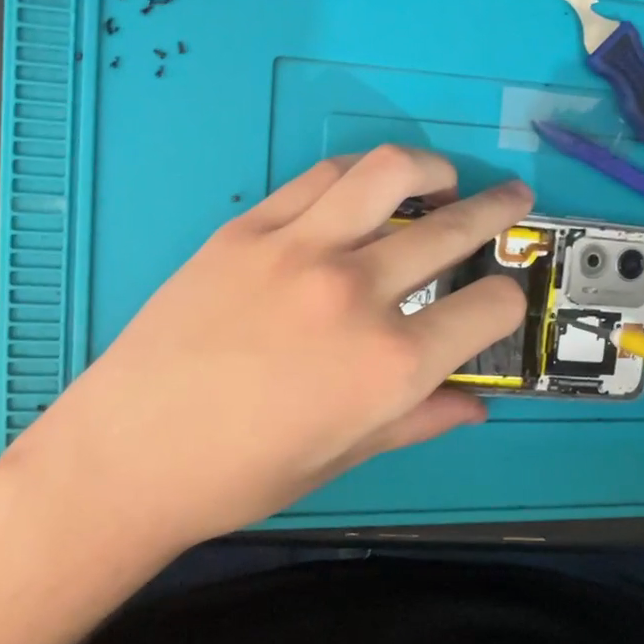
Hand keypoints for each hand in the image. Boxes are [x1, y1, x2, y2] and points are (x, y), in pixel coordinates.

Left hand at [12, 146, 532, 551]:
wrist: (129, 452)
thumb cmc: (241, 475)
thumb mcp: (344, 457)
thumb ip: (419, 420)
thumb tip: (475, 404)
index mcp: (391, 365)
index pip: (490, 307)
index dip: (510, 300)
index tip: (503, 298)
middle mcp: (357, 293)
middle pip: (456, 227)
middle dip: (500, 211)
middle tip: (514, 199)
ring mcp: (300, 249)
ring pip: (389, 172)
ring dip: (432, 167)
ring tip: (442, 178)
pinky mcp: (248, 228)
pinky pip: (320, 178)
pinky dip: (359, 174)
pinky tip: (365, 188)